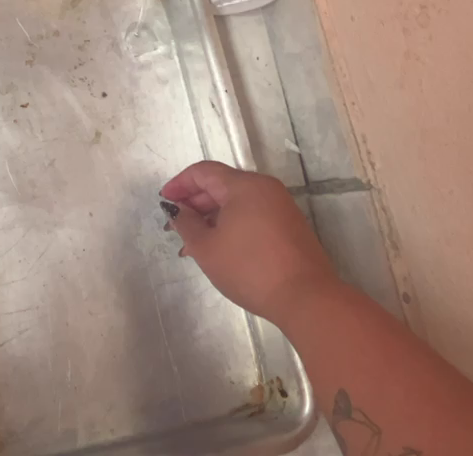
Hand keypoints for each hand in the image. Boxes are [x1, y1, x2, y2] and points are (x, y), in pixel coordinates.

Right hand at [160, 161, 341, 321]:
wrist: (308, 299)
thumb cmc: (251, 269)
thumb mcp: (207, 248)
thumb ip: (186, 224)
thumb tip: (178, 211)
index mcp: (244, 186)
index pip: (204, 172)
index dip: (180, 184)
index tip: (164, 202)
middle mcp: (264, 188)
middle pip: (221, 185)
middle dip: (195, 204)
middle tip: (176, 226)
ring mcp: (280, 207)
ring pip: (237, 203)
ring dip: (212, 218)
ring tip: (195, 244)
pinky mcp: (290, 227)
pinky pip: (253, 215)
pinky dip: (233, 225)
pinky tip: (221, 249)